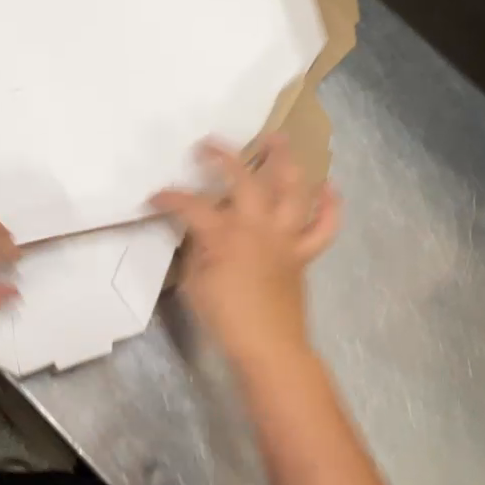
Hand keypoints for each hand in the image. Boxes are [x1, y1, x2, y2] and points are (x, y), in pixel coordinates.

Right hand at [152, 135, 340, 369]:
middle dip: (225, 157)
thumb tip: (200, 232)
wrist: (269, 347)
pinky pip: (323, 226)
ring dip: (286, 161)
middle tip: (210, 143)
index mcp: (224, 235)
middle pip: (244, 180)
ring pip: (292, 190)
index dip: (170, 198)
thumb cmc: (224, 318)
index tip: (155, 197)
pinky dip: (329, 205)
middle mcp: (257, 226)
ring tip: (279, 138)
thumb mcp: (194, 282)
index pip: (190, 205)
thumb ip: (197, 249)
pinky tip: (328, 187)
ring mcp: (284, 237)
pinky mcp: (303, 252)